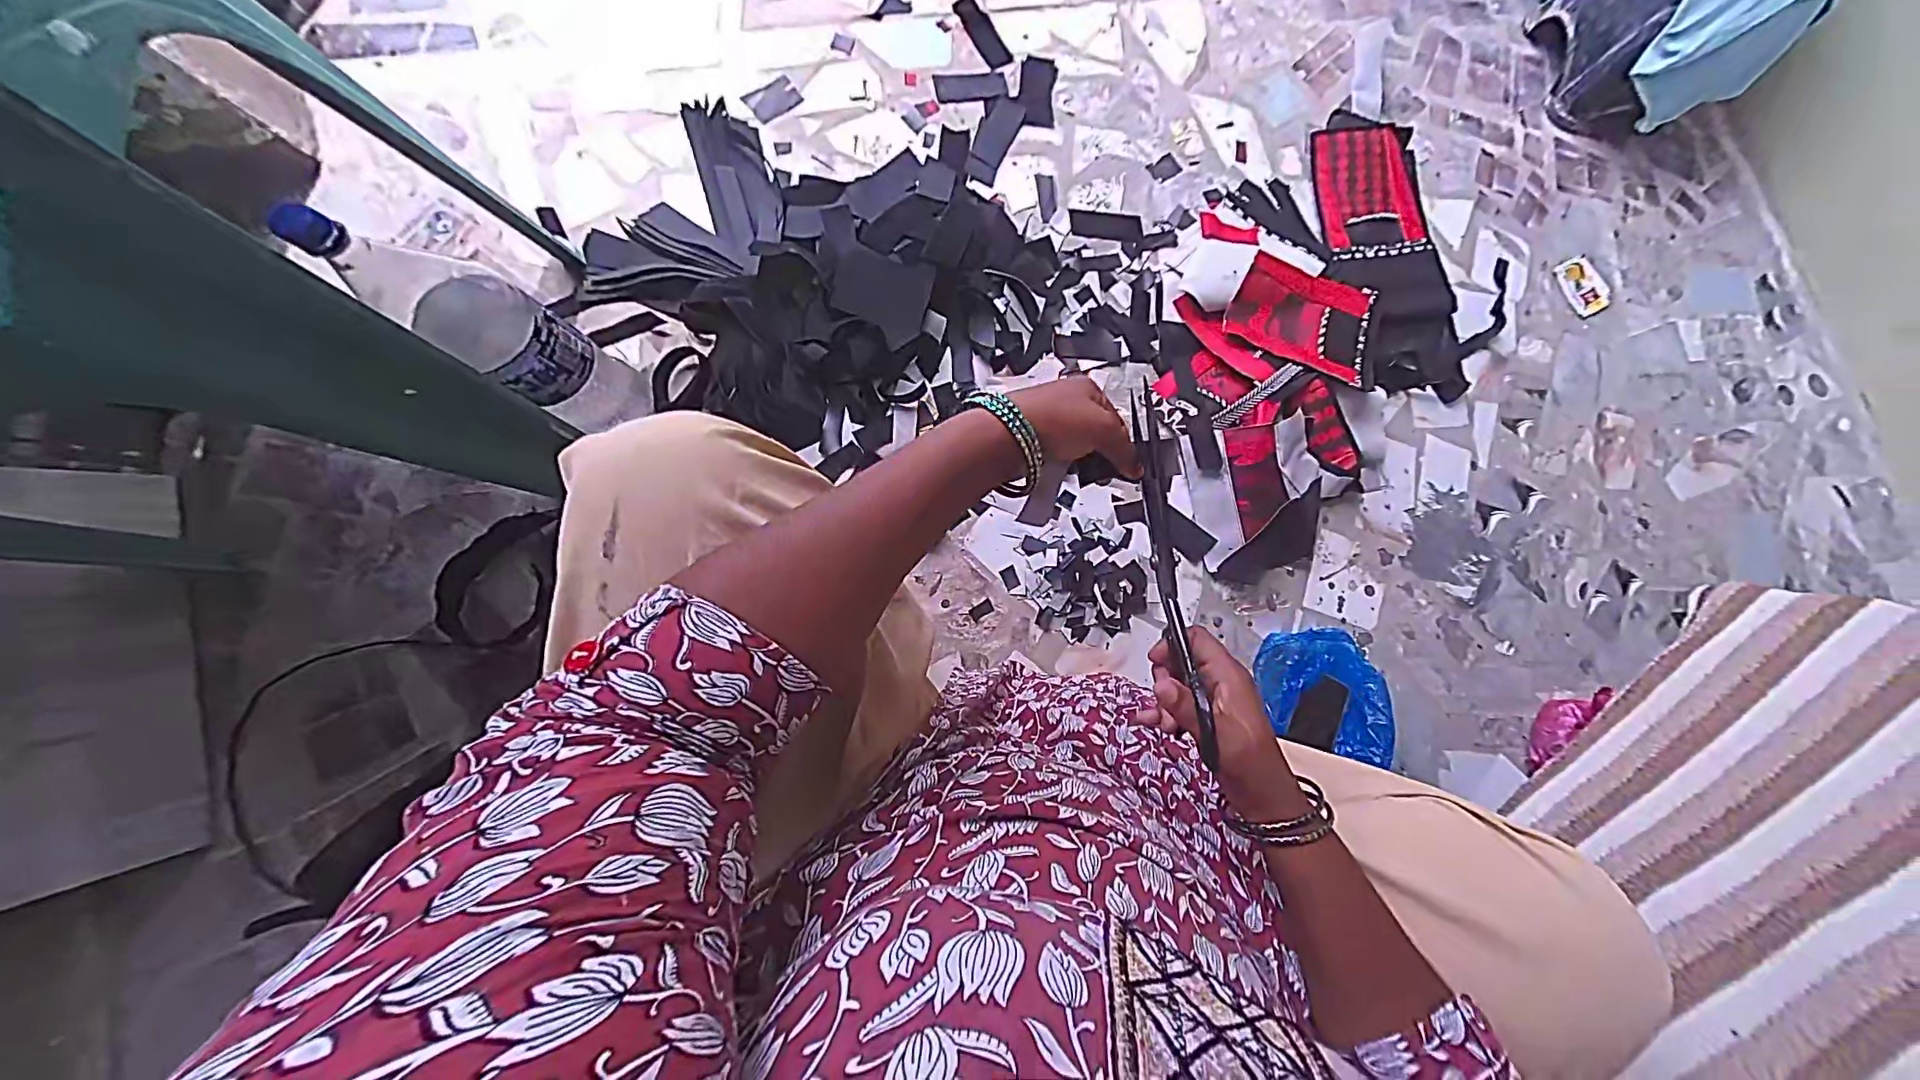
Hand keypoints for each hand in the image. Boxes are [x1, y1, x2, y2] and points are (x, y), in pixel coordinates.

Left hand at [1008, 377, 1140, 478]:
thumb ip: (1125, 448)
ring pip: (1072, 449)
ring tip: (1075, 468)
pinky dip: (1057, 468)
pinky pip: (1052, 460)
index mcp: (1086, 387)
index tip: (1129, 462)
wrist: (1006, 436)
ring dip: (1077, 463)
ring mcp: (1046, 422)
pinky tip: (1055, 470)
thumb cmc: (1047, 418)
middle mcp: (1064, 401)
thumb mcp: (1104, 429)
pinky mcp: (1030, 443)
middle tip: (1102, 467)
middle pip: (1094, 434)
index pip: (1117, 417)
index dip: (1125, 441)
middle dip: (1099, 453)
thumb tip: (1134, 464)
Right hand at [1134, 627, 1311, 821]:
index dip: (1172, 645)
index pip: (1197, 639)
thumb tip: (1162, 684)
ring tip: (1163, 722)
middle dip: (1164, 679)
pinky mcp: (1207, 717)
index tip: (1155, 662)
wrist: (1264, 797)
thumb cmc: (1251, 764)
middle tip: (1162, 701)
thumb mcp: (1215, 733)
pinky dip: (1166, 714)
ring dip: (1163, 702)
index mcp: (1228, 677)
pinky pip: (1179, 705)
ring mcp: (1213, 700)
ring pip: (1176, 685)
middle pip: (1181, 661)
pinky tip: (1160, 726)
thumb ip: (1186, 706)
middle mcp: (1220, 683)